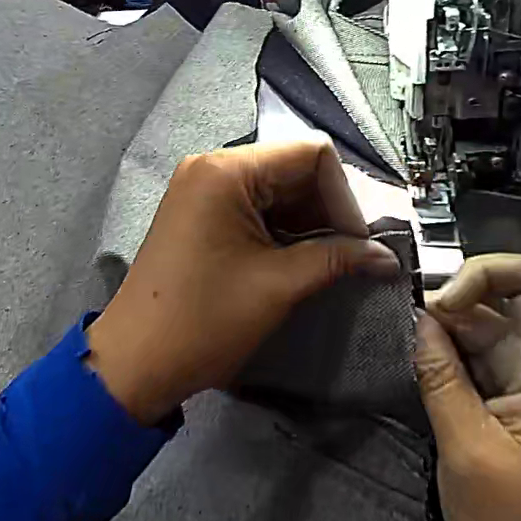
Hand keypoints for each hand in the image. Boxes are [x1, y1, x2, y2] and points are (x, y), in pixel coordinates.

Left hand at [86, 139, 400, 424]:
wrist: (132, 366)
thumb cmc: (203, 321)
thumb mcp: (279, 285)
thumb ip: (338, 259)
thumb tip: (388, 257)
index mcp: (227, 172)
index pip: (312, 155)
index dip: (344, 196)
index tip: (358, 241)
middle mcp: (215, 167)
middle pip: (297, 168)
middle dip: (330, 210)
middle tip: (351, 253)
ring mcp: (206, 188)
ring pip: (282, 189)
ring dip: (312, 221)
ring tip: (331, 260)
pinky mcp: (204, 212)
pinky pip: (260, 205)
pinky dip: (287, 228)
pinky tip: (302, 257)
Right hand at [414, 255, 520, 520]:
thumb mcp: (469, 452)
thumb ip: (442, 379)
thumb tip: (420, 319)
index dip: (488, 273)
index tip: (443, 305)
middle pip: (500, 302)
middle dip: (452, 306)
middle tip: (407, 332)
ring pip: (485, 330)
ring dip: (446, 333)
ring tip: (406, 350)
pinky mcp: (512, 404)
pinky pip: (480, 361)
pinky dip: (450, 359)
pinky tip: (420, 367)